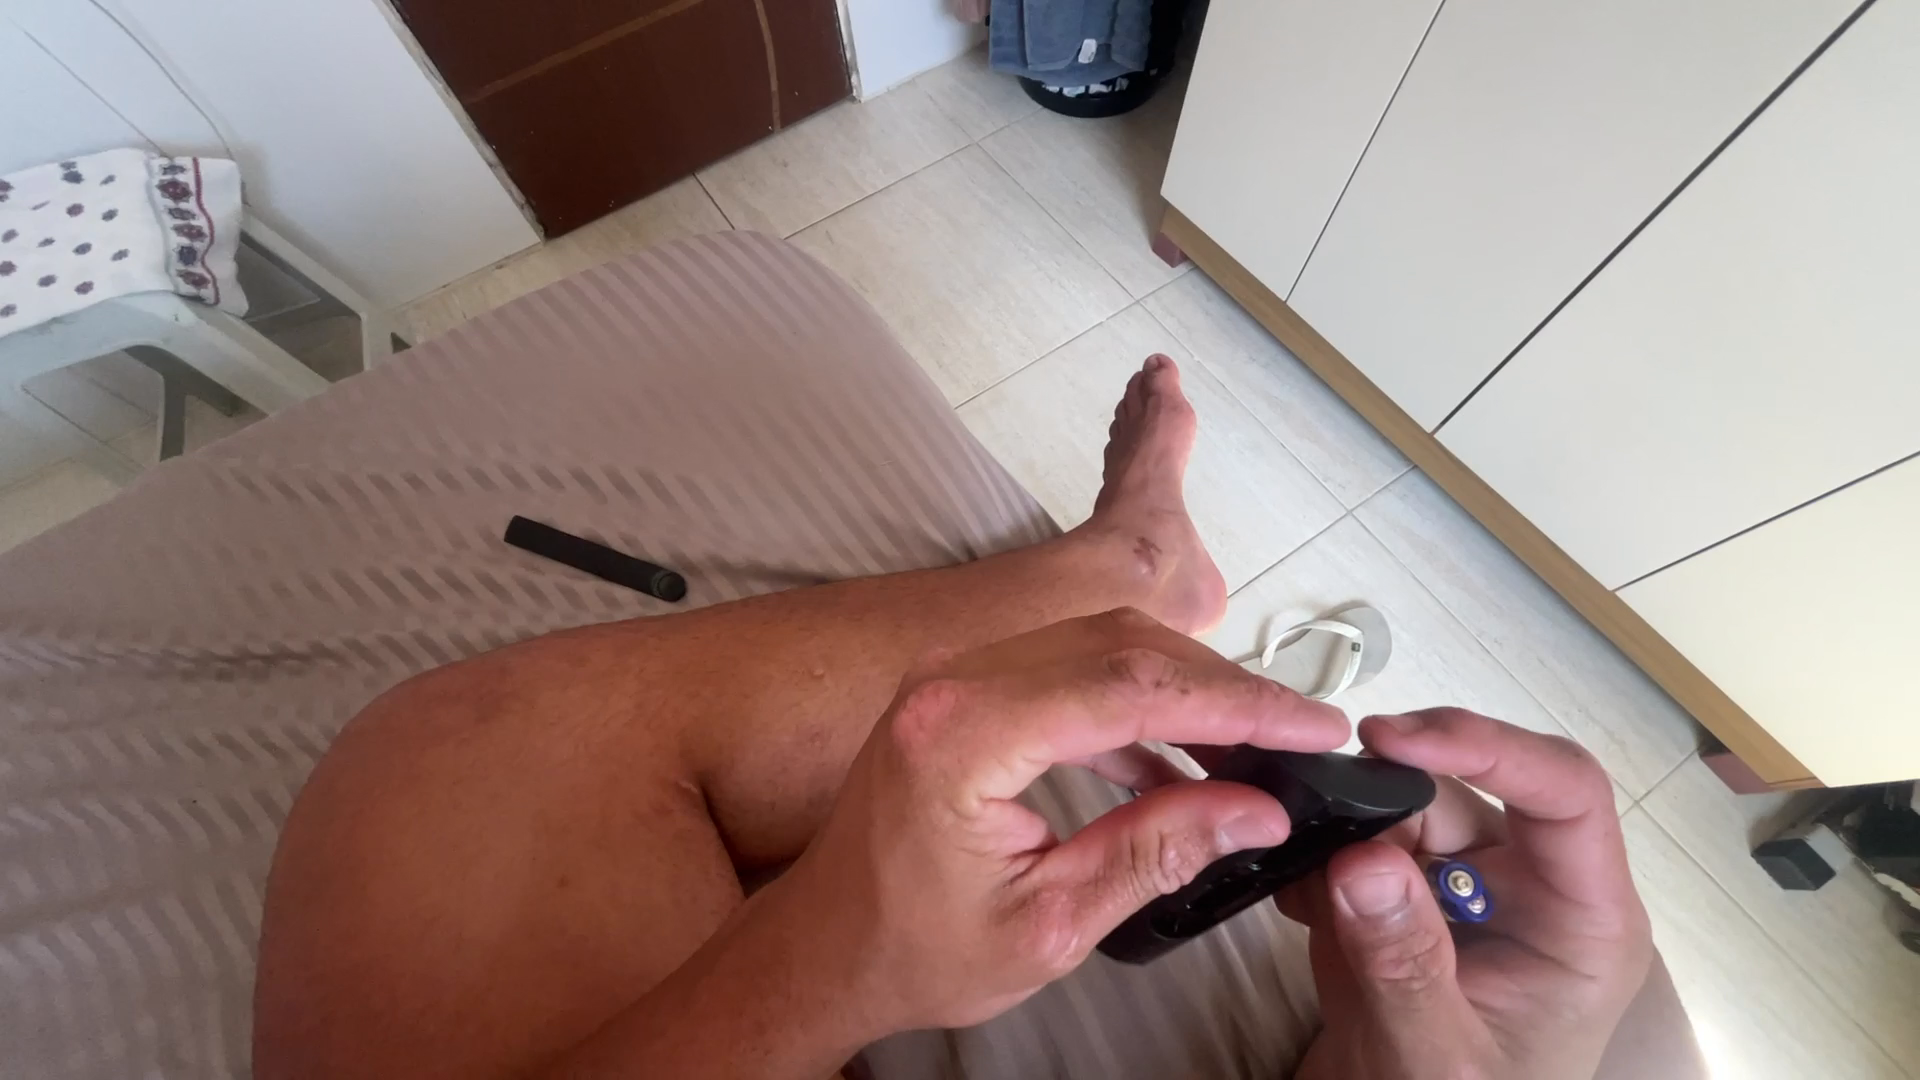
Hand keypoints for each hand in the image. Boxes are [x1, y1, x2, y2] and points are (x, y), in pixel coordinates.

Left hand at [763, 607, 1349, 1040]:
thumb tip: (1256, 809)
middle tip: (1294, 730)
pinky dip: (1128, 705)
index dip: (1232, 702)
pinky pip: (1065, 671)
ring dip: (1178, 689)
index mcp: (964, 732)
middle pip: (1117, 646)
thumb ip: (1155, 851)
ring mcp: (955, 674)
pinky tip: (1170, 758)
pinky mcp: (964, 688)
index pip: (1127, 685)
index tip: (1311, 725)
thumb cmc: (915, 946)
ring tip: (1247, 745)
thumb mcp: (1049, 921)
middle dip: (1218, 686)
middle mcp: (954, 678)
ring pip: (1096, 645)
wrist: (827, 941)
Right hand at [1280, 708, 1653, 1079]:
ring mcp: (1458, 867)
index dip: (1484, 746)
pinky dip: (1315, 851)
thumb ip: (1404, 965)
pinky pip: (1352, 823)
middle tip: (1314, 849)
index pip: (1564, 790)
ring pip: (1391, 801)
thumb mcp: (1435, 1057)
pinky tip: (1303, 909)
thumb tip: (1363, 858)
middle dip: (1376, 808)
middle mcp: (1523, 873)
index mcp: (1578, 913)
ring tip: (1307, 907)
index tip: (1386, 740)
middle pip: (1451, 787)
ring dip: (1336, 837)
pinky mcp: (1404, 868)